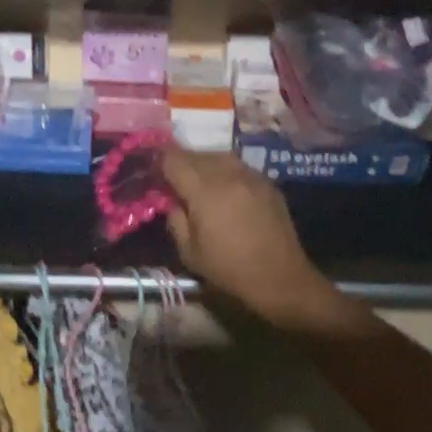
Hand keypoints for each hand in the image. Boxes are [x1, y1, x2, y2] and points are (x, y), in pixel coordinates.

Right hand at [160, 145, 338, 326]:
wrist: (280, 276)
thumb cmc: (229, 268)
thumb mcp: (189, 251)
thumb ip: (175, 219)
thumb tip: (172, 200)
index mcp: (204, 190)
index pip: (173, 160)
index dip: (158, 160)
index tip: (151, 167)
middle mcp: (228, 174)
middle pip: (196, 154)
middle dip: (180, 162)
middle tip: (172, 177)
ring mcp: (250, 175)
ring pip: (219, 156)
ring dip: (203, 163)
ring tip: (197, 180)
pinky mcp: (267, 182)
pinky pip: (238, 167)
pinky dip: (225, 171)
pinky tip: (224, 188)